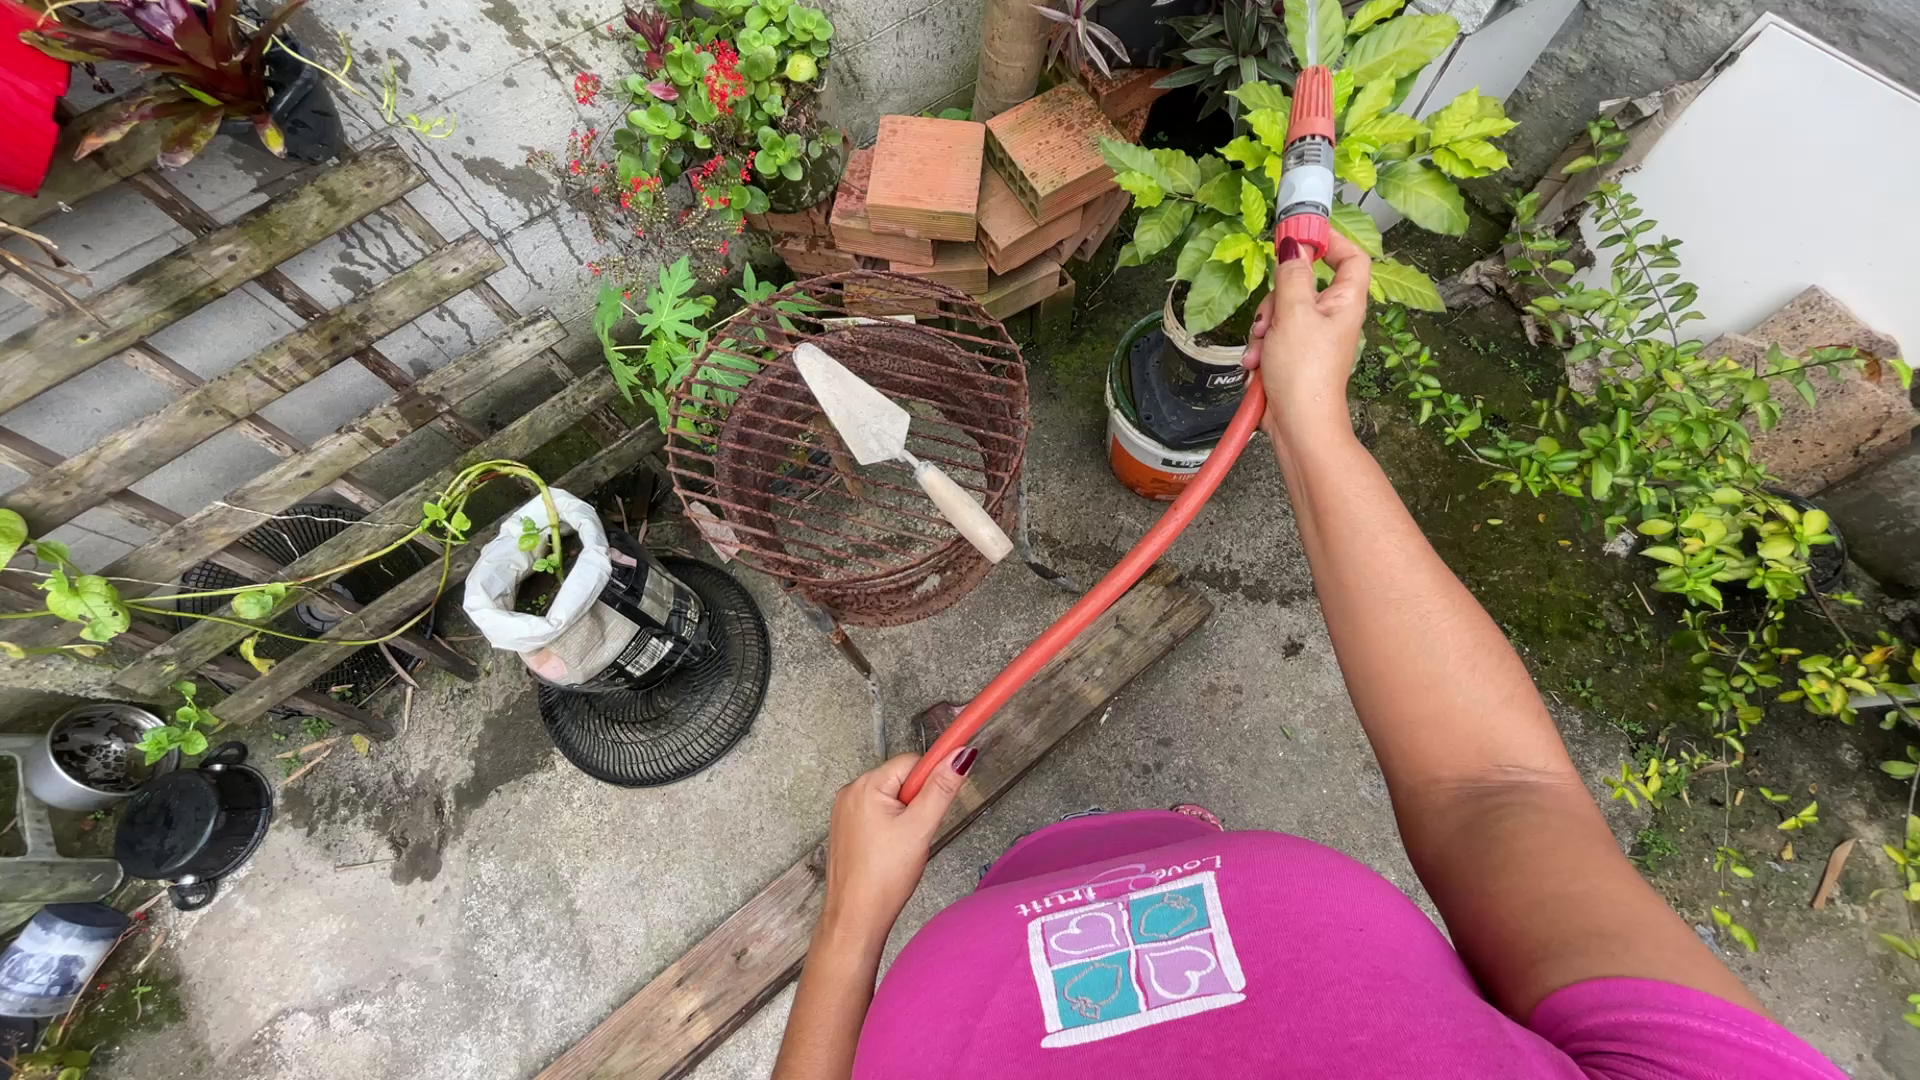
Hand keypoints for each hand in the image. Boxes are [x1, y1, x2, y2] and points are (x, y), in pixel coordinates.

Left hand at [820, 748, 976, 944]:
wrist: (855, 920)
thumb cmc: (882, 879)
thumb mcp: (920, 828)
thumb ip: (941, 789)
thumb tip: (959, 756)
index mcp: (866, 785)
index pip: (911, 762)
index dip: (931, 781)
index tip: (943, 796)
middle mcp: (851, 791)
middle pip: (900, 779)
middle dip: (917, 802)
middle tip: (918, 832)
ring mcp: (846, 810)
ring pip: (891, 798)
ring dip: (905, 815)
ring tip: (904, 845)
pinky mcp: (847, 828)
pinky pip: (877, 813)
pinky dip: (891, 826)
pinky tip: (892, 850)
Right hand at [1240, 230, 1371, 446]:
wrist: (1298, 423)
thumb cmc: (1304, 372)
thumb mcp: (1293, 314)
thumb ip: (1291, 274)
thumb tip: (1293, 245)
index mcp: (1345, 301)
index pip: (1350, 257)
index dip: (1330, 241)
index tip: (1300, 235)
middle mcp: (1331, 317)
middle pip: (1301, 286)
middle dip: (1275, 301)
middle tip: (1268, 319)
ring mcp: (1310, 338)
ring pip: (1279, 314)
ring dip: (1262, 330)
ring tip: (1260, 352)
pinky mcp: (1291, 357)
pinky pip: (1270, 339)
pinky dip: (1259, 350)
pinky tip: (1257, 366)